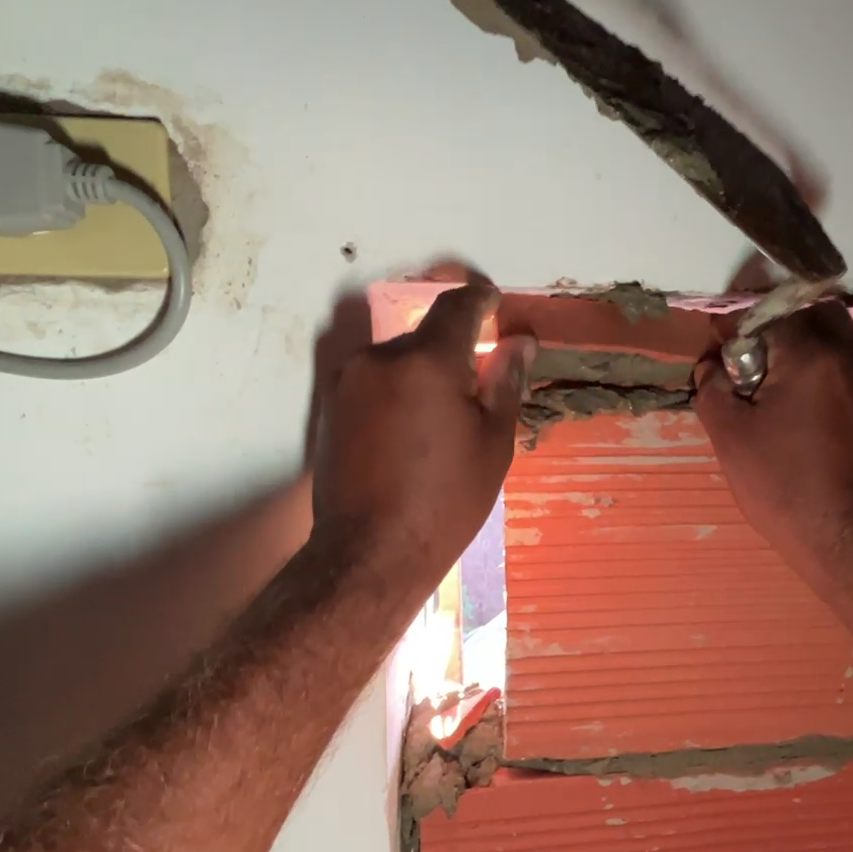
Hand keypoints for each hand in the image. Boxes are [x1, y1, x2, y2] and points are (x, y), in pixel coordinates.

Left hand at [313, 283, 536, 588]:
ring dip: (424, 372)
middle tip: (478, 390)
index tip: (495, 305)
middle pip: (426, 334)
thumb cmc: (447, 501)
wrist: (371, 551)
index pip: (458, 305)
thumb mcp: (492, 443)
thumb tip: (521, 341)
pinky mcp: (331, 405)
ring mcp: (349, 380)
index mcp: (428, 360)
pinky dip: (399, 391)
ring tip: (443, 422)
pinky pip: (375, 381)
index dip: (481, 300)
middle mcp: (381, 356)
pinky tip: (412, 435)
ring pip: (398, 358)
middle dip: (453, 350)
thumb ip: (505, 381)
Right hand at [694, 301, 852, 565]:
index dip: (737, 329)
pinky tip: (800, 405)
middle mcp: (849, 353)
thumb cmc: (780, 485)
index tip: (718, 354)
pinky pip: (846, 362)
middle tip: (752, 363)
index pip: (767, 315)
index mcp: (811, 354)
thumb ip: (712, 386)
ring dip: (802, 343)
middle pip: (810, 311)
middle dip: (777, 326)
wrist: (843, 535)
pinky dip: (822, 366)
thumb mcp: (729, 435)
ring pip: (834, 333)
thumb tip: (711, 363)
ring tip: (775, 385)